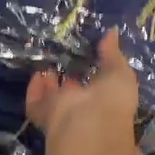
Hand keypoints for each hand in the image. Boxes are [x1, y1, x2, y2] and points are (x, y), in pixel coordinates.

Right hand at [24, 30, 139, 139]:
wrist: (88, 122)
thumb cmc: (112, 97)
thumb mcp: (119, 71)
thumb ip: (112, 53)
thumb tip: (111, 32)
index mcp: (106, 98)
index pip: (98, 84)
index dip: (93, 70)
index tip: (88, 54)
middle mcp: (83, 106)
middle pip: (74, 90)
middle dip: (69, 77)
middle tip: (62, 57)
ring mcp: (62, 112)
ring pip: (53, 96)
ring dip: (49, 82)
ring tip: (47, 62)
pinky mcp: (43, 114)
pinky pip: (35, 101)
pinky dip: (34, 89)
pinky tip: (36, 73)